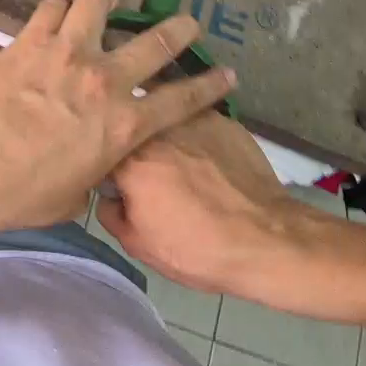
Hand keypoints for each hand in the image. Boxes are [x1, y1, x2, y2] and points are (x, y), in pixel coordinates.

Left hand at [0, 0, 235, 245]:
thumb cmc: (27, 194)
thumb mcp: (77, 194)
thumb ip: (96, 170)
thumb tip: (96, 166)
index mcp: (126, 125)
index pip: (182, 101)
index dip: (209, 85)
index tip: (226, 72)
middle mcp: (106, 81)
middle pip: (155, 41)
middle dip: (178, 29)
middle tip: (185, 22)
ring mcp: (69, 54)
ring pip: (98, 4)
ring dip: (104, 3)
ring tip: (103, 5)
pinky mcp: (32, 40)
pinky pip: (52, 7)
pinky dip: (58, 9)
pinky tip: (56, 15)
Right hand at [98, 113, 323, 297]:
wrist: (268, 240)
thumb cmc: (198, 249)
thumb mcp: (139, 246)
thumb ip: (110, 214)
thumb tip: (110, 196)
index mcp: (128, 158)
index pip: (97, 146)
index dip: (99, 161)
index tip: (110, 176)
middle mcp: (155, 128)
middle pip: (131, 124)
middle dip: (131, 140)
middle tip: (145, 169)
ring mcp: (191, 118)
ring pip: (163, 117)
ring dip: (161, 133)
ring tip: (176, 159)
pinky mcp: (222, 120)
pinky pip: (195, 121)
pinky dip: (194, 136)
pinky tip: (206, 159)